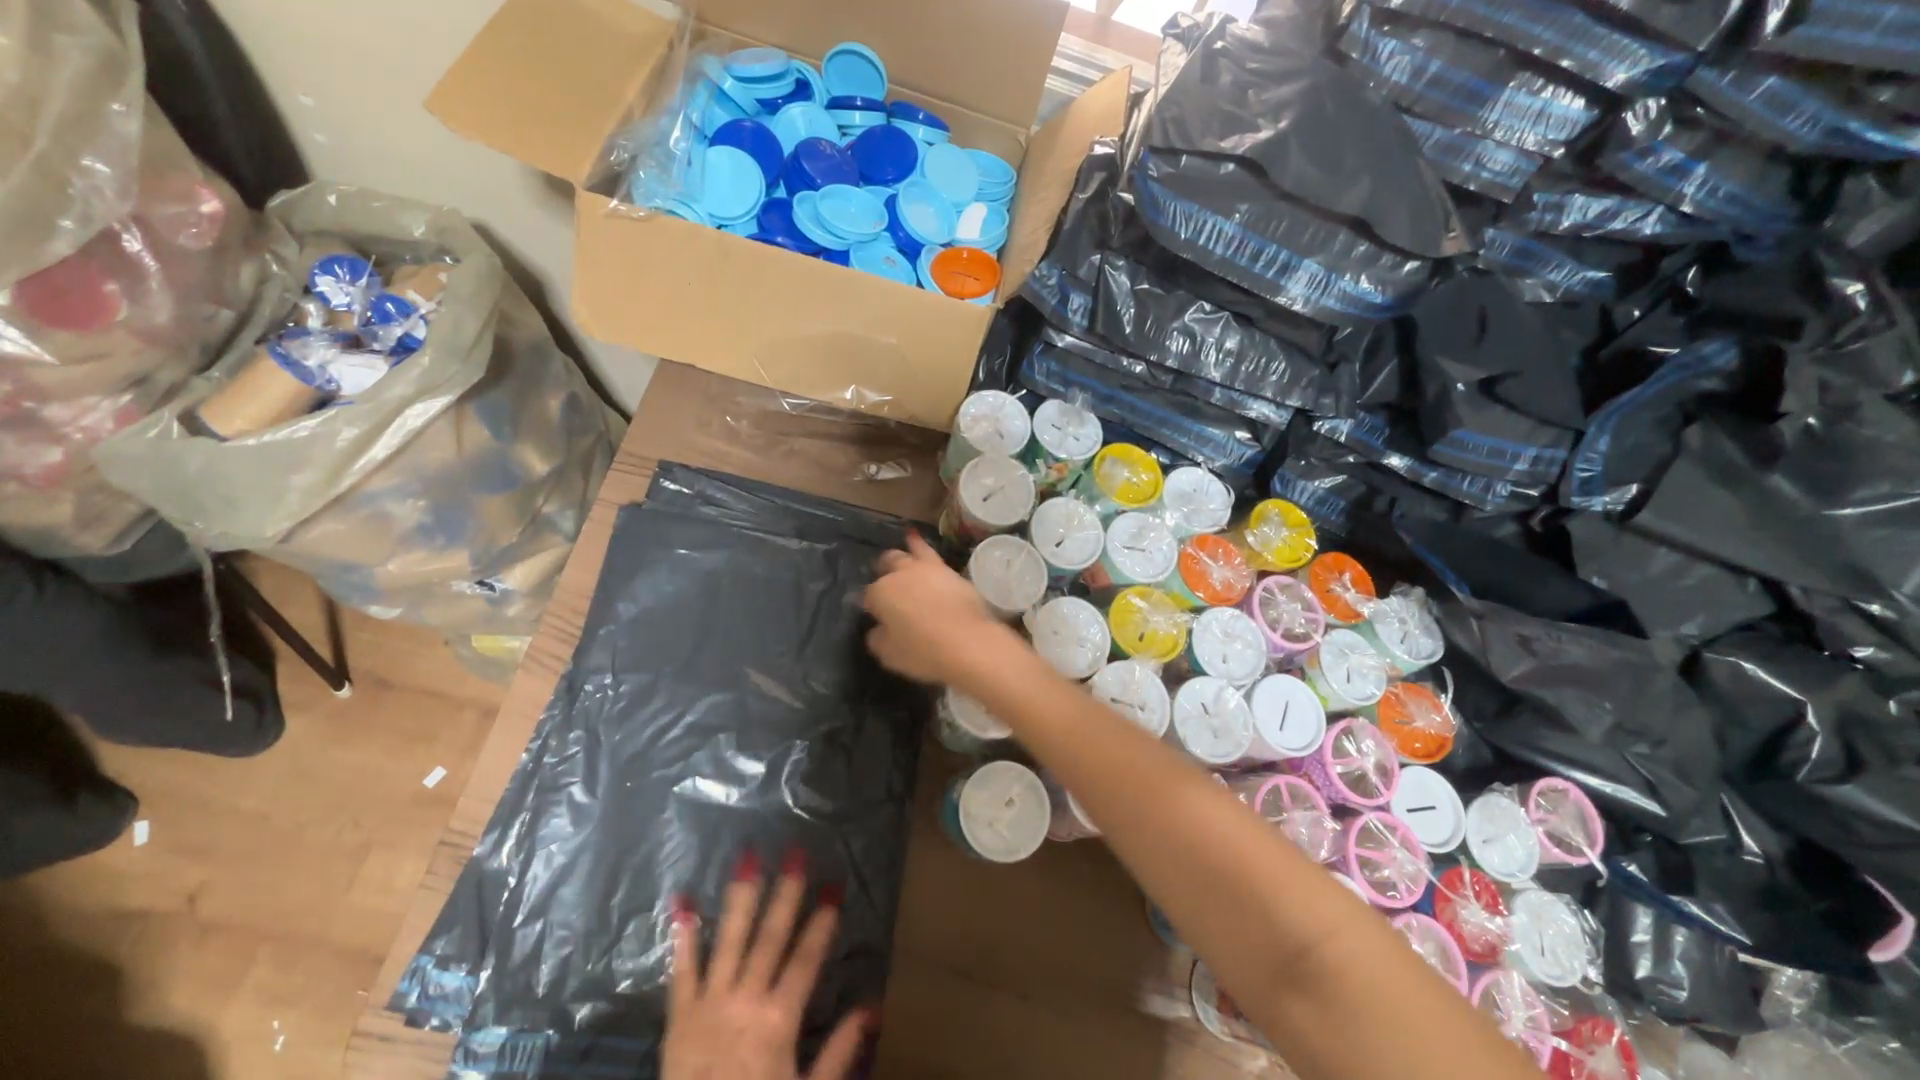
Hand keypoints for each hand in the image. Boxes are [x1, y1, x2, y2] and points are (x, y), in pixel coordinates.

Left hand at [664, 850, 873, 1079]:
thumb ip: (840, 1050)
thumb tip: (872, 1006)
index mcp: (780, 1019)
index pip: (806, 959)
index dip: (821, 922)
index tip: (833, 886)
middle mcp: (745, 1000)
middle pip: (769, 939)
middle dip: (784, 894)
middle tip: (795, 852)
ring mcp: (709, 1003)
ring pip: (728, 941)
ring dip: (740, 899)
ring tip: (748, 859)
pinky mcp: (678, 1015)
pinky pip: (681, 970)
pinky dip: (682, 935)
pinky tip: (684, 901)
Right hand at [864, 532, 1025, 687]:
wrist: (970, 644)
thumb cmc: (923, 652)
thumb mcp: (889, 655)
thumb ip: (878, 638)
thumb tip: (878, 629)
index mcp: (880, 593)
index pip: (868, 596)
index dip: (871, 606)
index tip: (876, 616)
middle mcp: (902, 574)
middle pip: (888, 563)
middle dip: (885, 569)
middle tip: (887, 578)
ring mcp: (929, 569)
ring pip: (913, 552)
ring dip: (908, 549)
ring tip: (908, 540)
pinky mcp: (953, 572)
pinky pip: (934, 556)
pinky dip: (926, 550)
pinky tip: (925, 551)